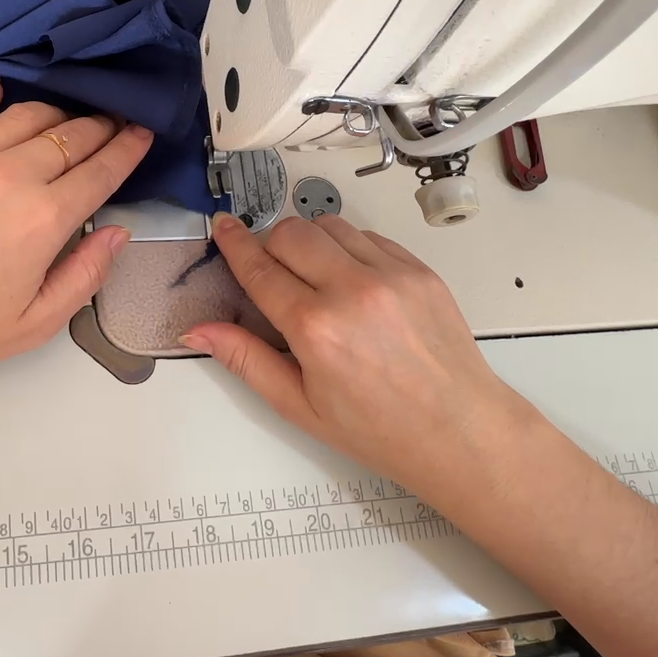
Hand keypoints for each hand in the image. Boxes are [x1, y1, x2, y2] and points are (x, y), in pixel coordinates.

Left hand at [0, 80, 152, 399]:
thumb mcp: (39, 321)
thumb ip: (87, 274)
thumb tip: (118, 233)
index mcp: (45, 218)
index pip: (102, 170)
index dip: (129, 148)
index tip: (144, 133)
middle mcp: (11, 176)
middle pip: (71, 134)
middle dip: (102, 126)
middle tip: (116, 124)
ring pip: (27, 116)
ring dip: (58, 112)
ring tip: (71, 119)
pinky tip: (3, 92)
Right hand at [182, 213, 532, 491]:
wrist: (460, 431)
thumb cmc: (378, 429)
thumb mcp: (298, 405)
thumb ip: (245, 358)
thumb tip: (197, 331)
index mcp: (315, 329)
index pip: (259, 268)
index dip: (234, 243)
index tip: (223, 226)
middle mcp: (352, 290)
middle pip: (290, 232)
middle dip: (271, 243)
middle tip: (272, 271)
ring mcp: (391, 274)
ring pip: (329, 224)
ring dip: (309, 241)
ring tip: (314, 276)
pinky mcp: (418, 269)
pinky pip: (368, 235)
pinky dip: (348, 247)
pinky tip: (351, 281)